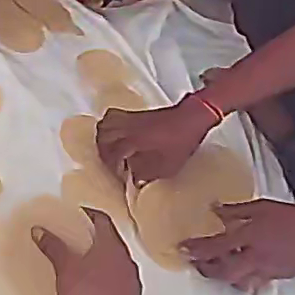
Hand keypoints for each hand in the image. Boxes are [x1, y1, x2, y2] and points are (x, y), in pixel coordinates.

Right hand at [36, 208, 142, 294]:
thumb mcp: (65, 268)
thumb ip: (53, 246)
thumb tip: (40, 231)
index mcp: (111, 245)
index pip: (103, 219)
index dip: (89, 214)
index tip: (78, 214)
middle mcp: (127, 259)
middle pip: (111, 239)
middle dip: (95, 237)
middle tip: (78, 237)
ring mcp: (133, 280)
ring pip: (117, 260)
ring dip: (103, 258)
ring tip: (84, 263)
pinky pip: (121, 279)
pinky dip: (109, 276)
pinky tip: (95, 286)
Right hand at [96, 98, 215, 184]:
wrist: (191, 118)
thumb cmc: (181, 142)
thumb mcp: (167, 166)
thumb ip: (147, 174)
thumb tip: (135, 181)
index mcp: (133, 141)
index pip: (112, 155)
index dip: (113, 168)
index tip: (119, 177)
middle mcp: (126, 128)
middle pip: (103, 138)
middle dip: (104, 154)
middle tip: (111, 164)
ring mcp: (129, 118)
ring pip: (104, 125)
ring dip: (103, 138)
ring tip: (110, 149)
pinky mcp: (134, 114)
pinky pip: (112, 116)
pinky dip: (108, 126)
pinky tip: (115, 133)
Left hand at [182, 200, 294, 289]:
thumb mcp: (261, 207)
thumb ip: (235, 211)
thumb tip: (213, 210)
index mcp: (250, 237)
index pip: (216, 246)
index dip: (196, 248)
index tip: (180, 248)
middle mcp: (255, 258)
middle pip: (223, 271)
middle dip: (205, 268)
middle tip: (192, 260)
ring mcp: (266, 270)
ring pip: (236, 280)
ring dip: (220, 275)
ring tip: (210, 266)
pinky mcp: (276, 277)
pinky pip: (251, 282)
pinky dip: (238, 278)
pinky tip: (235, 269)